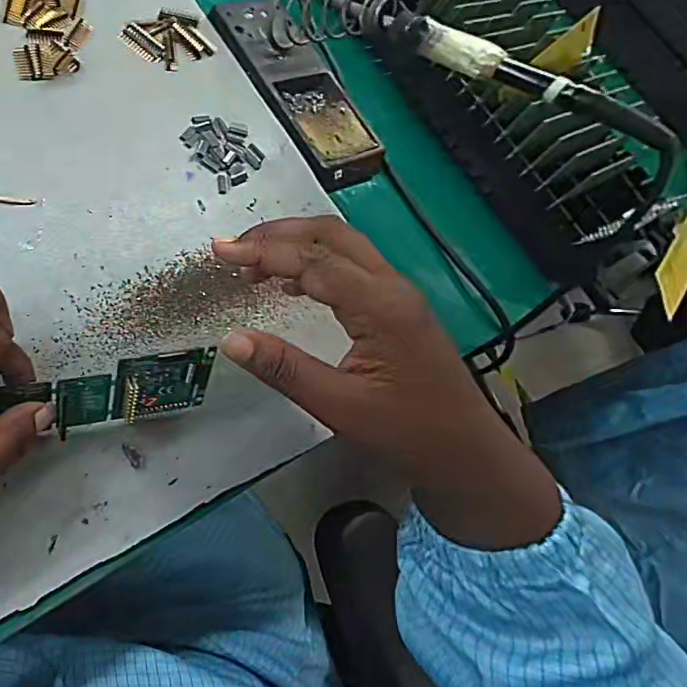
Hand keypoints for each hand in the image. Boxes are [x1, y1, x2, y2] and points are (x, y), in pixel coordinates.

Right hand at [211, 218, 559, 548]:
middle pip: (331, 234)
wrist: (466, 453)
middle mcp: (392, 287)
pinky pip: (352, 265)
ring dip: (296, 243)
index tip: (220, 252)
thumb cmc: (406, 432)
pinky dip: (314, 262)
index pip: (312, 261)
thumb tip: (230, 339)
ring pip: (343, 244)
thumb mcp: (337, 405)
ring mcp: (399, 293)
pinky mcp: (398, 305)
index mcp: (379, 306)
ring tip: (253, 263)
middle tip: (234, 250)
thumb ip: (283, 368)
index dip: (261, 252)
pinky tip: (290, 285)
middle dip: (278, 233)